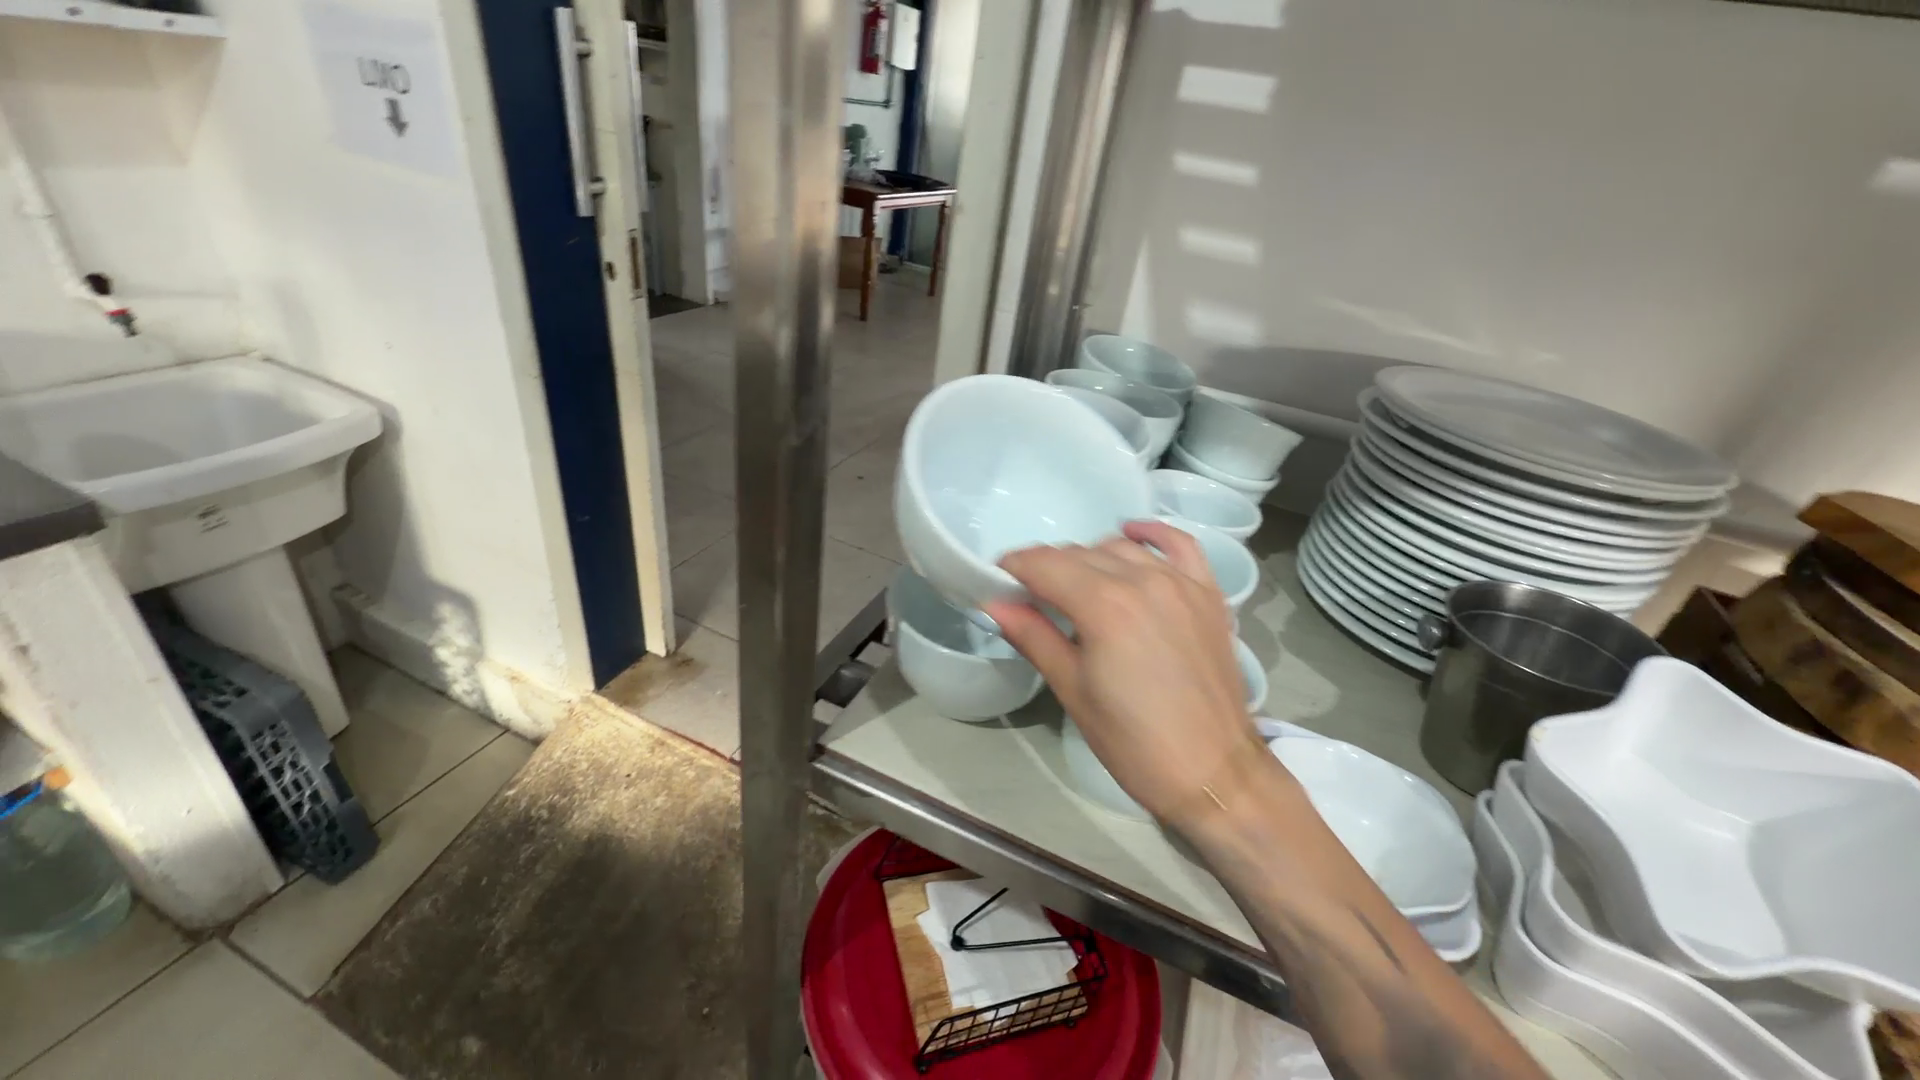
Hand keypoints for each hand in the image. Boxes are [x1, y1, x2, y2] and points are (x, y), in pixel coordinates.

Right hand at [983, 520, 1262, 824]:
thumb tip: (995, 603)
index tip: (998, 579)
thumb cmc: (1133, 742)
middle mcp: (1143, 580)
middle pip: (1080, 555)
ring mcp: (1181, 583)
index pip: (1045, 565)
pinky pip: (1179, 546)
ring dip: (1090, 558)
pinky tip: (1131, 534)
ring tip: (1075, 584)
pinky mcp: (1208, 595)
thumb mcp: (1072, 691)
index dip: (1015, 567)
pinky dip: (1152, 535)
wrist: (1212, 770)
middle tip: (1031, 595)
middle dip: (1048, 568)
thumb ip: (1033, 636)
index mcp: (1104, 606)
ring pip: (1121, 549)